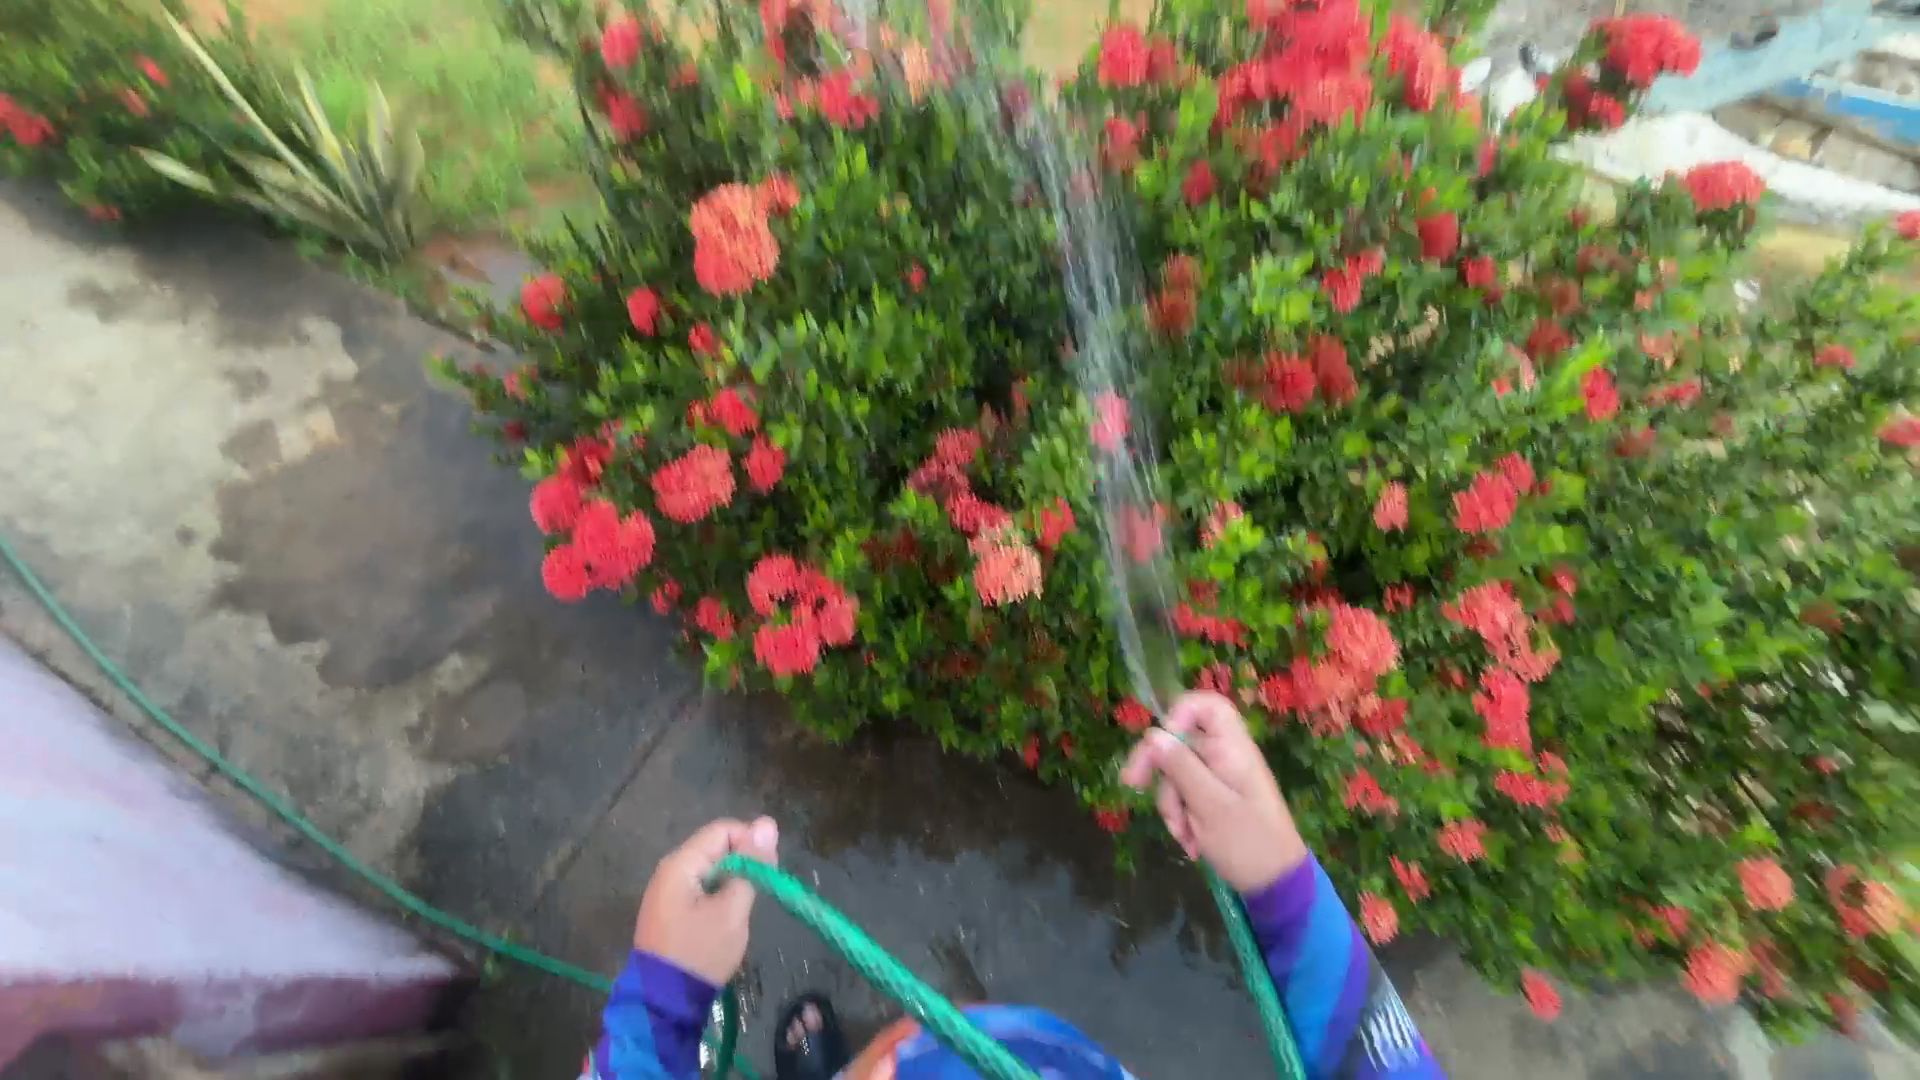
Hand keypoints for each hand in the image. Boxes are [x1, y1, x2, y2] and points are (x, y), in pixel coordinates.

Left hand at [633, 816, 779, 984]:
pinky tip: (727, 917)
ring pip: (712, 869)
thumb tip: (767, 822)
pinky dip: (719, 895)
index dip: (751, 842)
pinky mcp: (669, 910)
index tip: (768, 869)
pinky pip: (701, 887)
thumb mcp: (733, 908)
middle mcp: (670, 870)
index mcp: (681, 863)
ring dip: (733, 881)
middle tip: (759, 890)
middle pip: (717, 848)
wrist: (663, 1006)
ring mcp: (667, 891)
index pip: (724, 830)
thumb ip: (752, 865)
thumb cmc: (701, 952)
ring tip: (744, 906)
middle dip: (743, 863)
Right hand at [1119, 691, 1307, 893]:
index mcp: (1232, 748)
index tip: (1161, 743)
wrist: (1276, 886)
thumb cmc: (1247, 842)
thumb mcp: (1208, 805)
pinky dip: (1181, 814)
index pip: (1205, 705)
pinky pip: (1185, 793)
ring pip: (1176, 770)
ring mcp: (1220, 776)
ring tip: (1184, 834)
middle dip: (1158, 767)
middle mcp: (1225, 755)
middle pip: (1179, 740)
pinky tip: (1189, 840)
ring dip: (1171, 802)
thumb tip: (1152, 734)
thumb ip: (1180, 766)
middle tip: (1132, 784)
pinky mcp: (1215, 797)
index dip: (1178, 714)